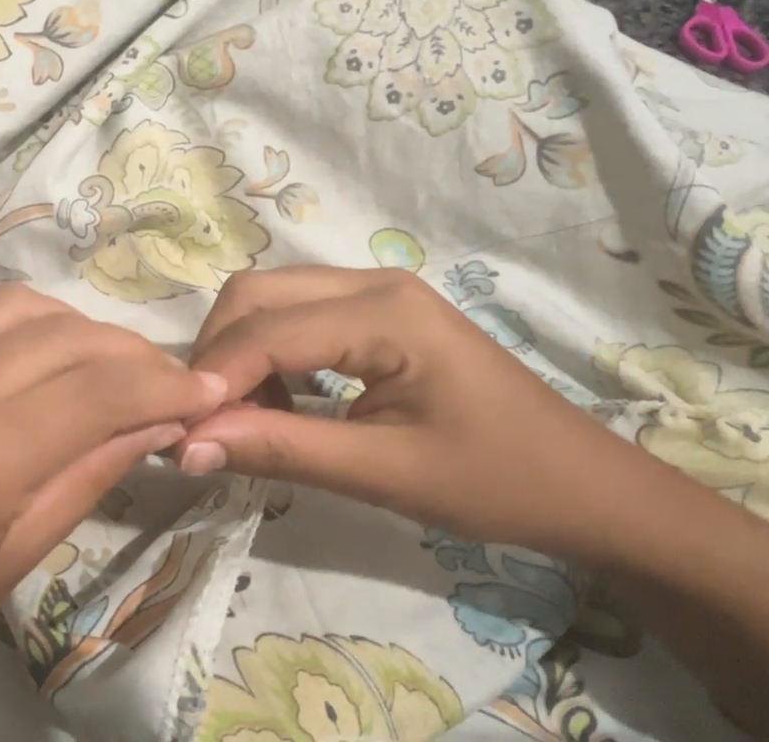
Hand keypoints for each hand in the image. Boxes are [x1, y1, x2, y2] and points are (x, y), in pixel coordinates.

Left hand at [0, 284, 227, 713]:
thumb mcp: (18, 553)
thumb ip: (92, 472)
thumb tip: (160, 418)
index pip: (97, 391)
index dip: (164, 385)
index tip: (205, 391)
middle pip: (64, 336)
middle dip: (130, 352)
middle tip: (165, 380)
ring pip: (19, 306)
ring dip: (78, 328)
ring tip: (108, 365)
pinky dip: (23, 327)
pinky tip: (42, 358)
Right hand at [171, 266, 650, 557]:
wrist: (589, 488)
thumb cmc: (496, 482)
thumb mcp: (382, 474)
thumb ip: (280, 449)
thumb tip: (186, 445)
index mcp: (382, 312)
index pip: (264, 332)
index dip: (213, 380)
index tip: (179, 435)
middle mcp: (372, 281)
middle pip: (255, 293)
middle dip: (217, 354)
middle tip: (207, 421)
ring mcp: (377, 289)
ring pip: (269, 297)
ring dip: (240, 350)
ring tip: (244, 416)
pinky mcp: (379, 309)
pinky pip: (296, 312)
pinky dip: (268, 350)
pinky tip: (281, 399)